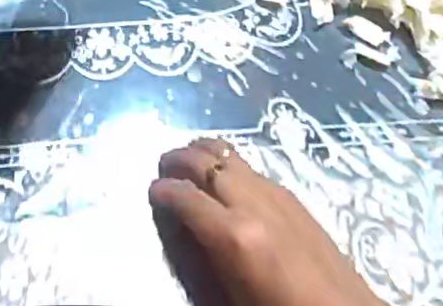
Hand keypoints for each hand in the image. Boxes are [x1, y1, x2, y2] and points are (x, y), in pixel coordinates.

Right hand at [150, 140, 384, 305]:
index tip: (151, 191)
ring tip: (188, 159)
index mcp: (234, 235)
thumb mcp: (232, 298)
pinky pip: (249, 165)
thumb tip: (181, 227)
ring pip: (226, 151)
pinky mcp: (291, 194)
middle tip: (162, 167)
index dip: (162, 191)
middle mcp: (250, 202)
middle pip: (202, 161)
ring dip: (202, 151)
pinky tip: (225, 176)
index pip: (184, 196)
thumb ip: (203, 258)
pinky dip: (227, 162)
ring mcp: (274, 192)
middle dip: (176, 159)